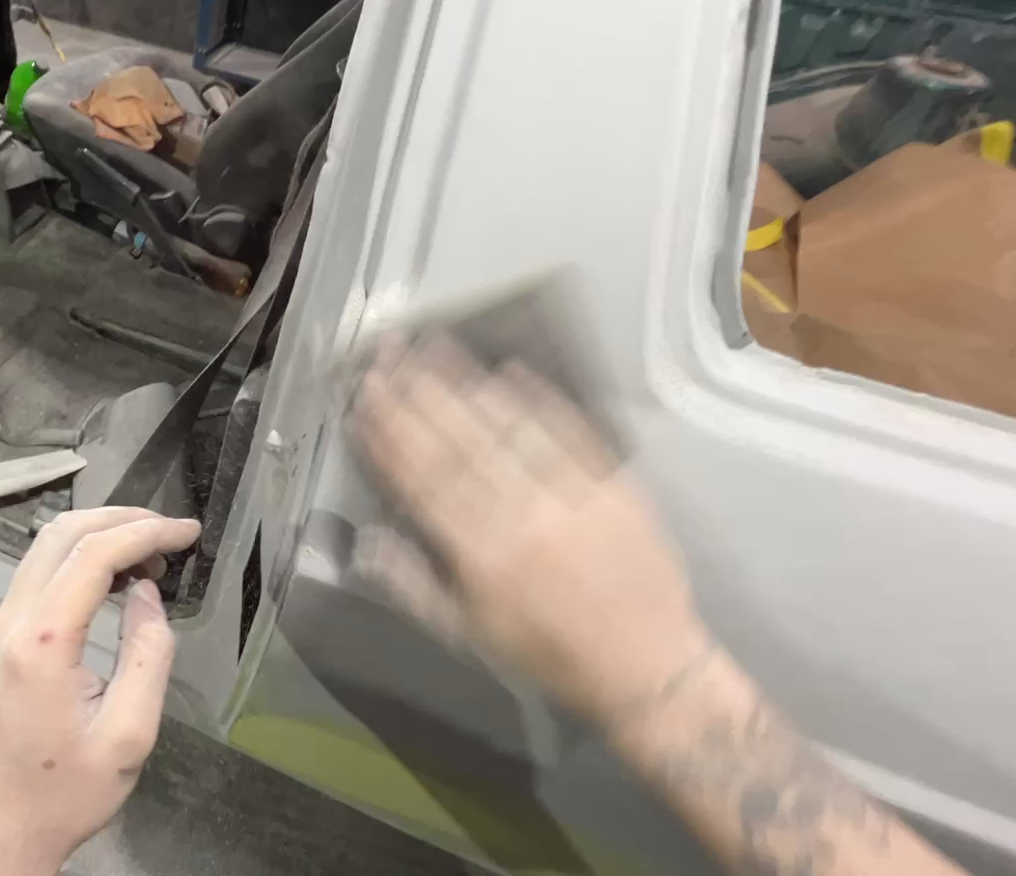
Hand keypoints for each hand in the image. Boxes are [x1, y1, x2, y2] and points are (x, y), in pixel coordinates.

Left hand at [0, 508, 201, 875]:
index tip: (188, 532)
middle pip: (66, 533)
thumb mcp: (130, 733)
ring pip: (49, 544)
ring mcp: (2, 622)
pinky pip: (42, 569)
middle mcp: (14, 618)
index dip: (147, 531)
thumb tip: (146, 593)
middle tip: (171, 535)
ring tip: (151, 553)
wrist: (5, 829)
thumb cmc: (69, 790)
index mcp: (43, 640)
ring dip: (102, 533)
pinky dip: (82, 554)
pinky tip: (116, 576)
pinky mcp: (3, 633)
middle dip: (124, 520)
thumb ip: (148, 653)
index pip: (94, 553)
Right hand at [348, 334, 710, 724]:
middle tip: (389, 356)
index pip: (423, 482)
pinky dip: (538, 398)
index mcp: (482, 558)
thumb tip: (367, 540)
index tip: (365, 402)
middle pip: (458, 444)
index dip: (389, 437)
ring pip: (508, 430)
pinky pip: (571, 434)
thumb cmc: (546, 651)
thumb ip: (411, 585)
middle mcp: (523, 520)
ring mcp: (572, 499)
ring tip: (434, 346)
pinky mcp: (616, 488)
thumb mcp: (467, 633)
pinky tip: (508, 369)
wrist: (650, 670)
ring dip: (466, 383)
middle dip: (416, 395)